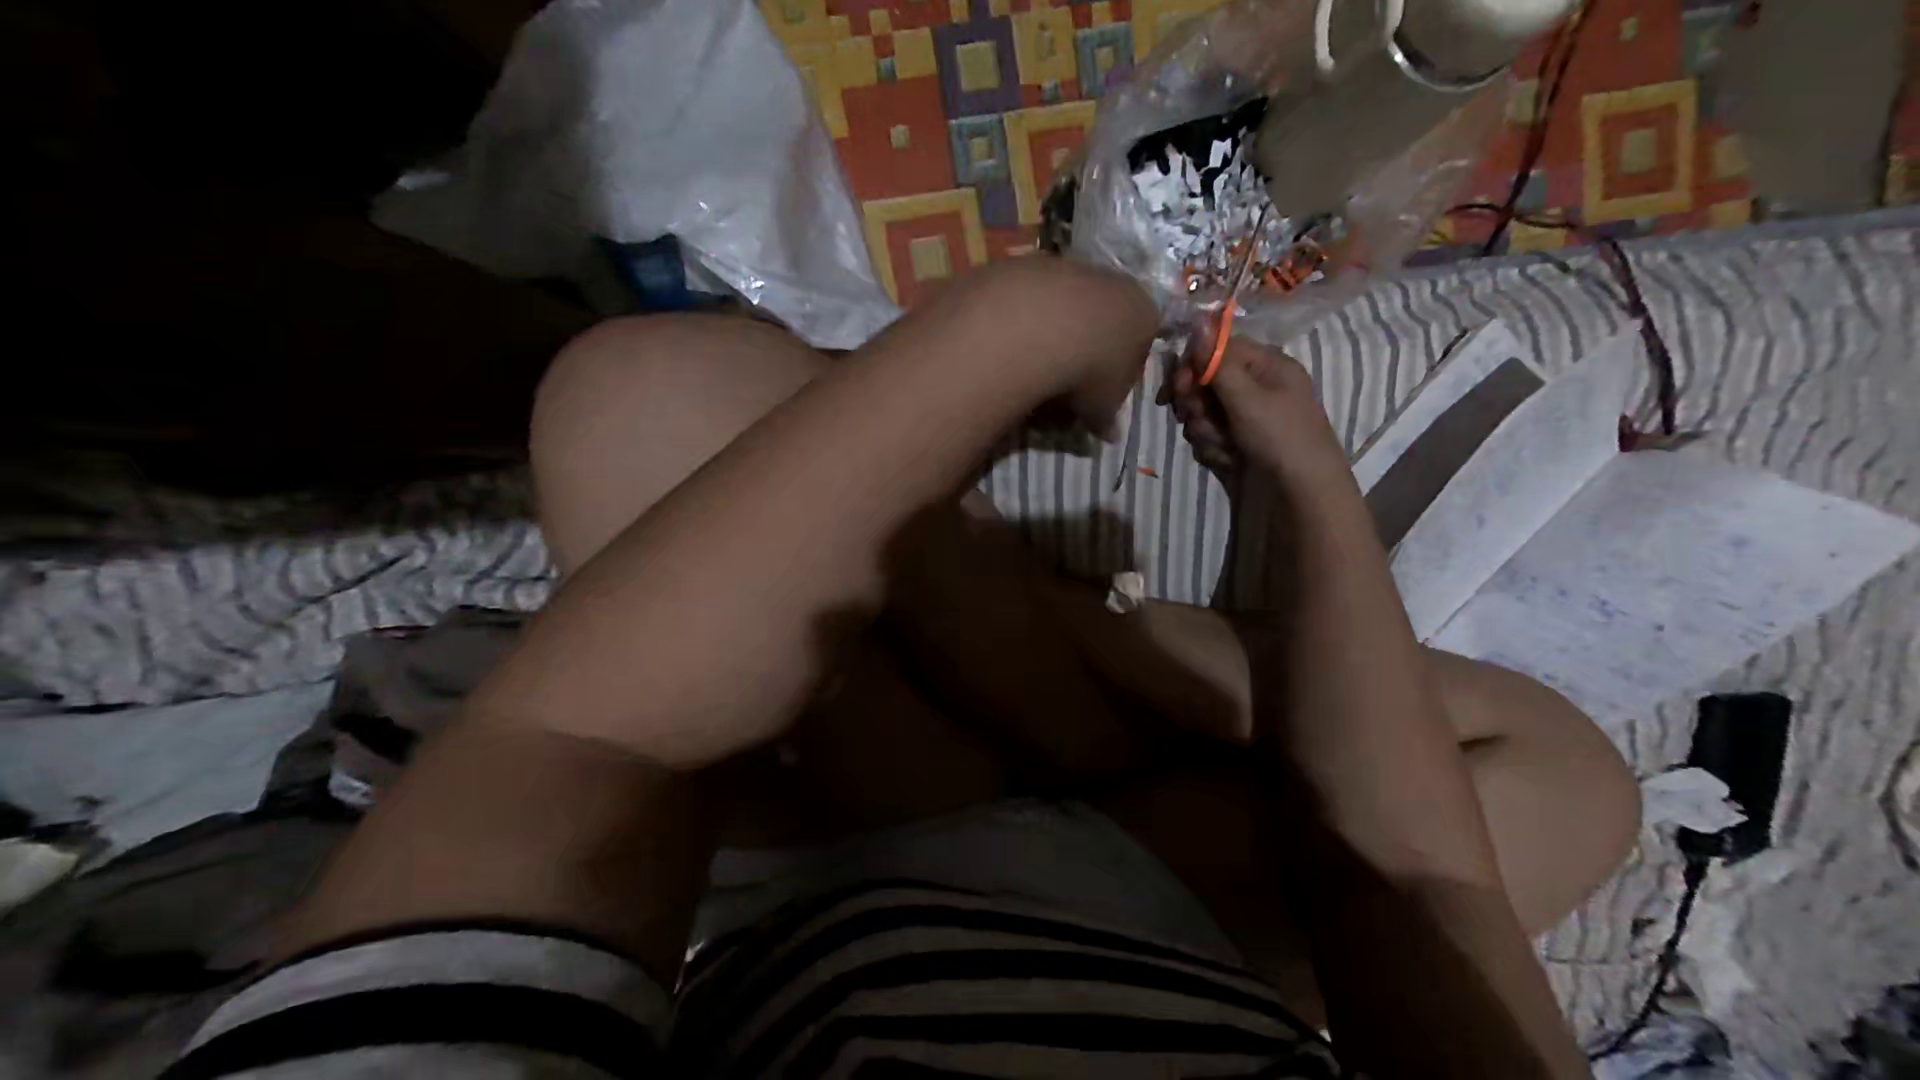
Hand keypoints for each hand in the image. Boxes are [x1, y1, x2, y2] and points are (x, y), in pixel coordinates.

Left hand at [931, 258, 1156, 437]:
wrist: (1036, 326)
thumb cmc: (1088, 370)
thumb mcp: (1102, 405)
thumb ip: (1105, 416)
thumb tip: (1107, 432)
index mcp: (1139, 310)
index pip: (1138, 342)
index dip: (1117, 373)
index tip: (1098, 397)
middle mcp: (1107, 279)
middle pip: (1096, 318)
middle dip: (1081, 349)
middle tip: (1060, 385)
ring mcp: (1059, 267)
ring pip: (1056, 305)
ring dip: (1045, 333)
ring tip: (1027, 369)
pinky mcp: (1018, 265)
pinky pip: (1020, 302)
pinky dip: (1014, 323)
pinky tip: (1003, 348)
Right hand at [1160, 337, 1351, 486]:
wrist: (1301, 492)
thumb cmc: (1281, 437)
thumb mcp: (1247, 398)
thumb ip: (1217, 363)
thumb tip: (1197, 321)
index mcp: (1264, 364)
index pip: (1216, 349)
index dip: (1192, 367)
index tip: (1178, 390)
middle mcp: (1253, 385)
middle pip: (1204, 381)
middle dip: (1197, 404)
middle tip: (1201, 420)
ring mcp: (1245, 414)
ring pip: (1202, 412)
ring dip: (1205, 430)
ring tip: (1224, 446)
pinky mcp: (1237, 439)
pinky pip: (1208, 435)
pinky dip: (1213, 447)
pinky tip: (1228, 459)